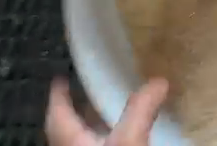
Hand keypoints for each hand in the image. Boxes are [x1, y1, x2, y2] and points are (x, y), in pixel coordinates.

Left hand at [45, 79, 167, 145]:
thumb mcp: (129, 142)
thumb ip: (141, 109)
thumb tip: (159, 80)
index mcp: (69, 143)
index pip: (56, 114)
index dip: (58, 95)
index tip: (61, 77)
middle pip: (67, 132)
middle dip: (79, 112)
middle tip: (95, 92)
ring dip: (93, 133)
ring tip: (112, 116)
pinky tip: (123, 145)